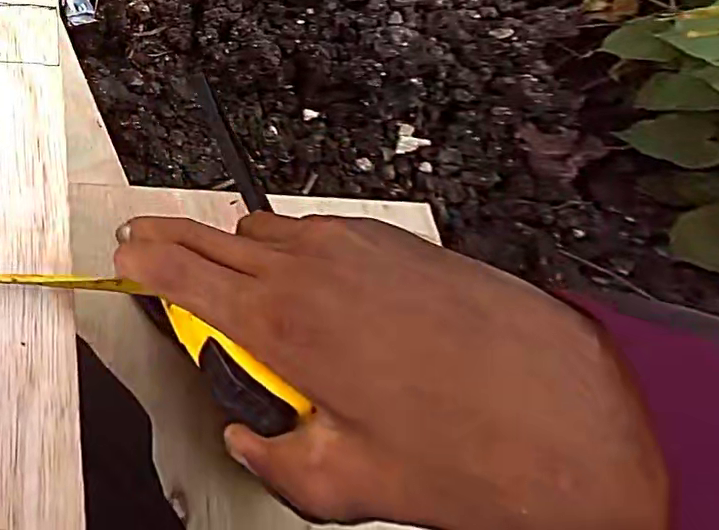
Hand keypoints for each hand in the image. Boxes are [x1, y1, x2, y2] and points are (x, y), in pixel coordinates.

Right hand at [114, 215, 666, 529]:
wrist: (597, 414)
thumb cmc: (481, 457)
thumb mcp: (364, 488)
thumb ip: (278, 467)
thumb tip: (245, 440)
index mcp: (279, 325)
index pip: (176, 272)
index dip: (137, 259)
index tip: (121, 258)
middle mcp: (298, 270)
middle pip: (198, 234)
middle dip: (157, 234)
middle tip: (138, 237)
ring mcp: (338, 244)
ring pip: (251, 231)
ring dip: (233, 251)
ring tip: (250, 286)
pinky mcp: (378, 235)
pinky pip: (306, 230)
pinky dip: (291, 248)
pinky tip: (323, 286)